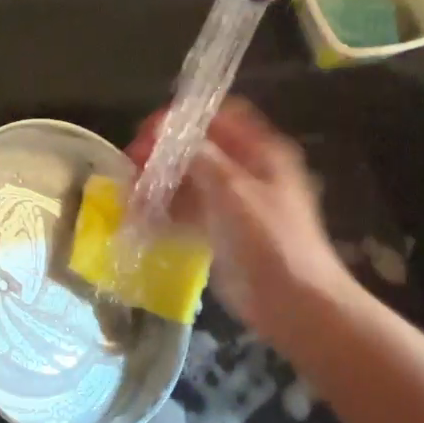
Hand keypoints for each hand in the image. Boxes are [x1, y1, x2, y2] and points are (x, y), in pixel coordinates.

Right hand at [126, 98, 350, 339]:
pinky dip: (168, 213)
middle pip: (201, 149)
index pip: (220, 117)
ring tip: (128, 193)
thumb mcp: (232, 189)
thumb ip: (198, 156)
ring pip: (192, 181)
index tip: (149, 130)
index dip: (185, 119)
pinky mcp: (224, 232)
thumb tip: (164, 129)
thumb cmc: (269, 239)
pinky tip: (141, 219)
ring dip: (161, 184)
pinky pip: (191, 212)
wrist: (295, 304)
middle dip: (165, 153)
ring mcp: (236, 203)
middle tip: (131, 163)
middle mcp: (249, 171)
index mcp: (262, 151)